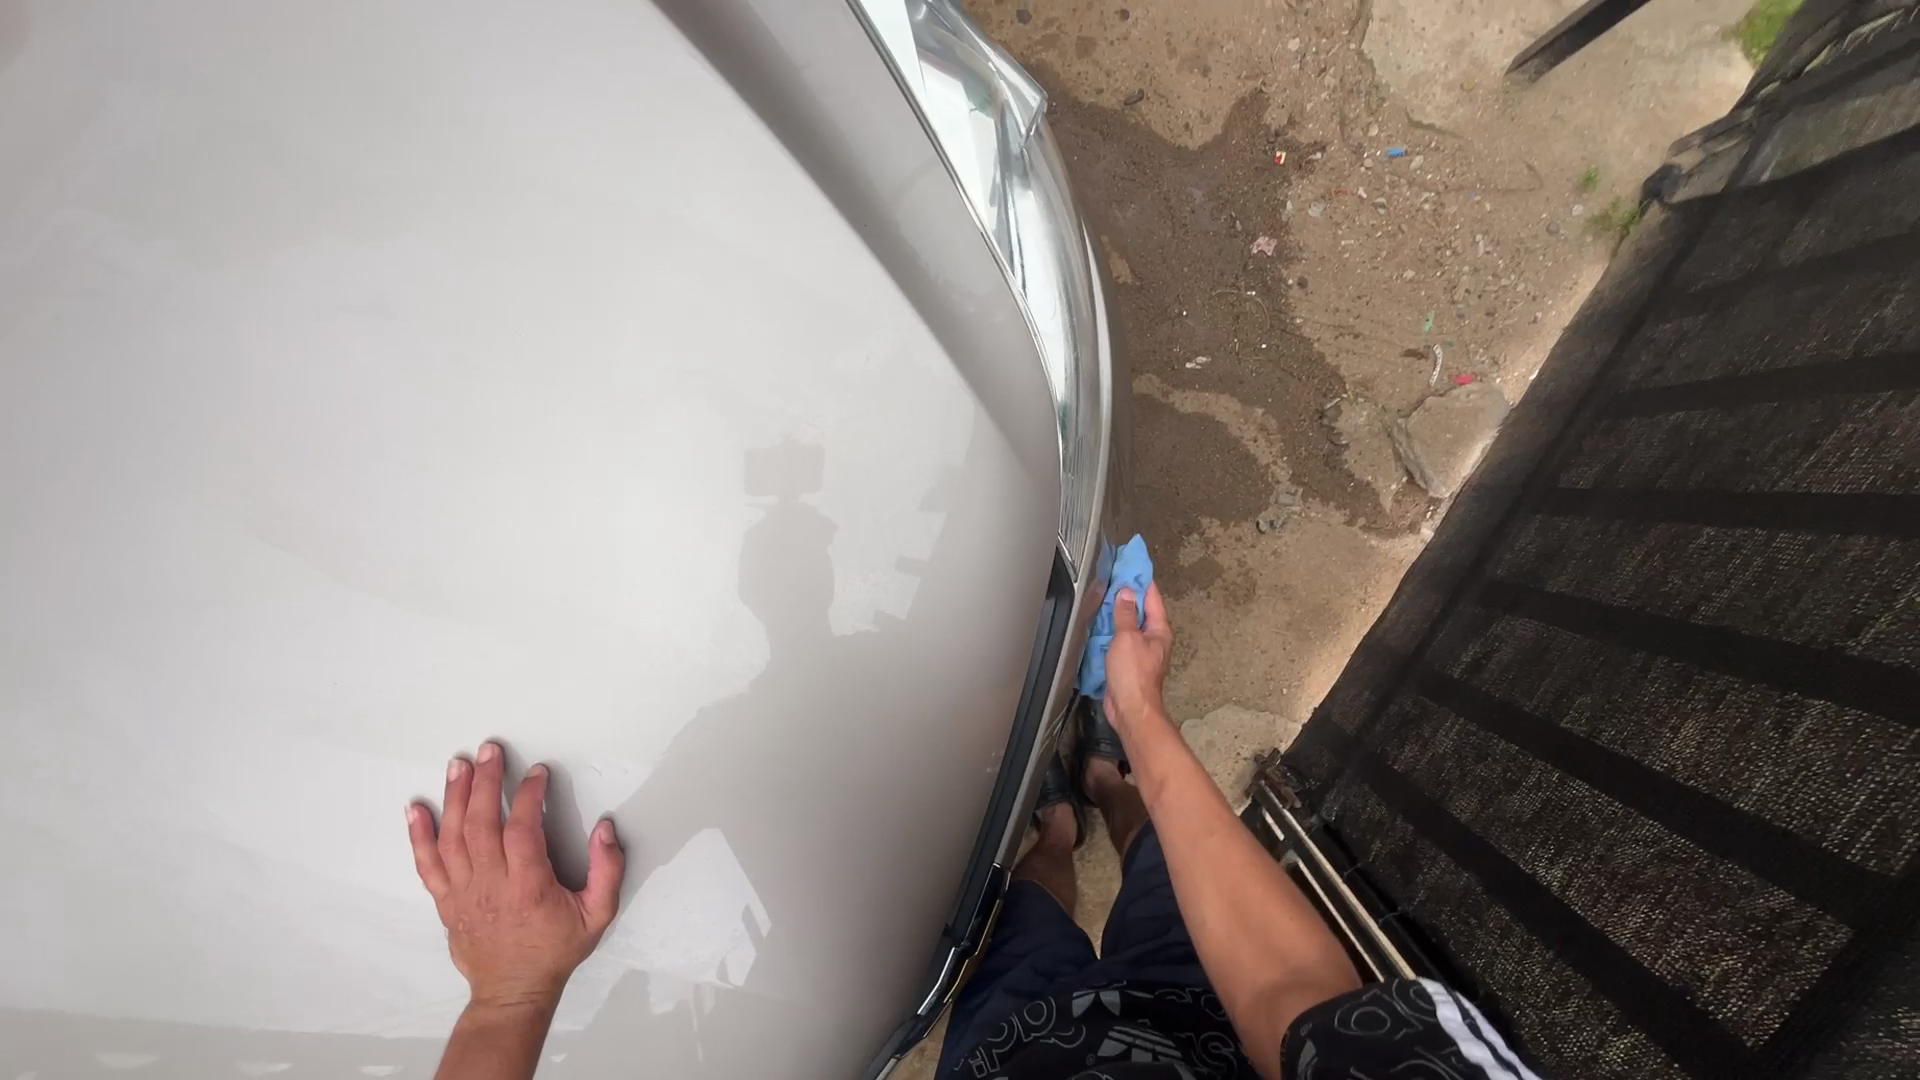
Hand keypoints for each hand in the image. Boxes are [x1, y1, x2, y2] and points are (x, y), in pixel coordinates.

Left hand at [406, 742, 625, 1010]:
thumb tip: (605, 828)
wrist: (512, 992)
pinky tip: (416, 809)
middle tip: (489, 751)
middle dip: (484, 783)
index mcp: (527, 886)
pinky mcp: (447, 900)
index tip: (537, 771)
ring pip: (452, 838)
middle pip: (480, 825)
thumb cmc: (557, 949)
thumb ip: (608, 869)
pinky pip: (427, 864)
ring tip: (459, 765)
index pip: (522, 830)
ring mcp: (463, 893)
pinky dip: (419, 836)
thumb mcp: (599, 913)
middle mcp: (489, 885)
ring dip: (454, 798)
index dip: (528, 796)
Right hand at [1102, 583, 1172, 738]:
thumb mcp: (1127, 637)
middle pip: (1140, 609)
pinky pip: (1119, 640)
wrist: (1131, 709)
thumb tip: (1125, 592)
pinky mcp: (1128, 663)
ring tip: (1102, 597)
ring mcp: (1140, 651)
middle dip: (1127, 594)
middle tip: (1112, 577)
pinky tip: (1098, 624)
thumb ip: (1125, 614)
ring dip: (1117, 613)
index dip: (1142, 579)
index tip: (1132, 563)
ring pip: (1128, 625)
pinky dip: (1110, 630)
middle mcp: (1153, 639)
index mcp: (1159, 630)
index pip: (1152, 596)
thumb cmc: (1134, 675)